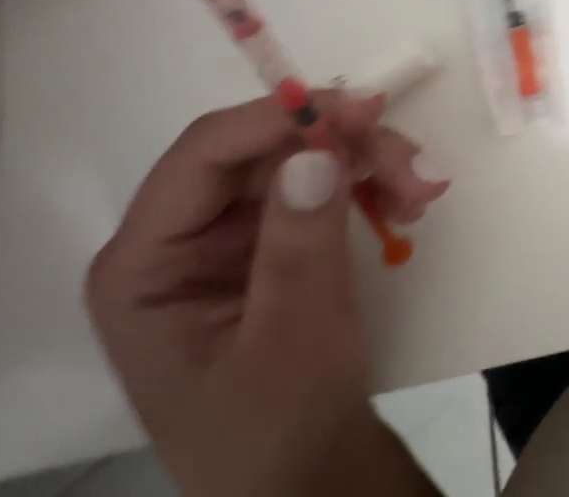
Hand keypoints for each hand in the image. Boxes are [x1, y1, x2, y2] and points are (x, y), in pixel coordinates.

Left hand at [85, 93, 448, 496]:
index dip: (280, 118)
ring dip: (370, 165)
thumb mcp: (292, 342)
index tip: (364, 110)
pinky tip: (407, 207)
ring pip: (302, 162)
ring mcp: (228, 241)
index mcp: (146, 263)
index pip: (204, 156)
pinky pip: (323, 189)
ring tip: (423, 192)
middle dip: (345, 148)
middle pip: (263, 152)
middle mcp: (180, 239)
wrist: (311, 481)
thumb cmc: (280, 428)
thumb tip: (315, 151)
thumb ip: (299, 245)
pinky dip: (371, 187)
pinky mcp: (273, 247)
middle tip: (415, 165)